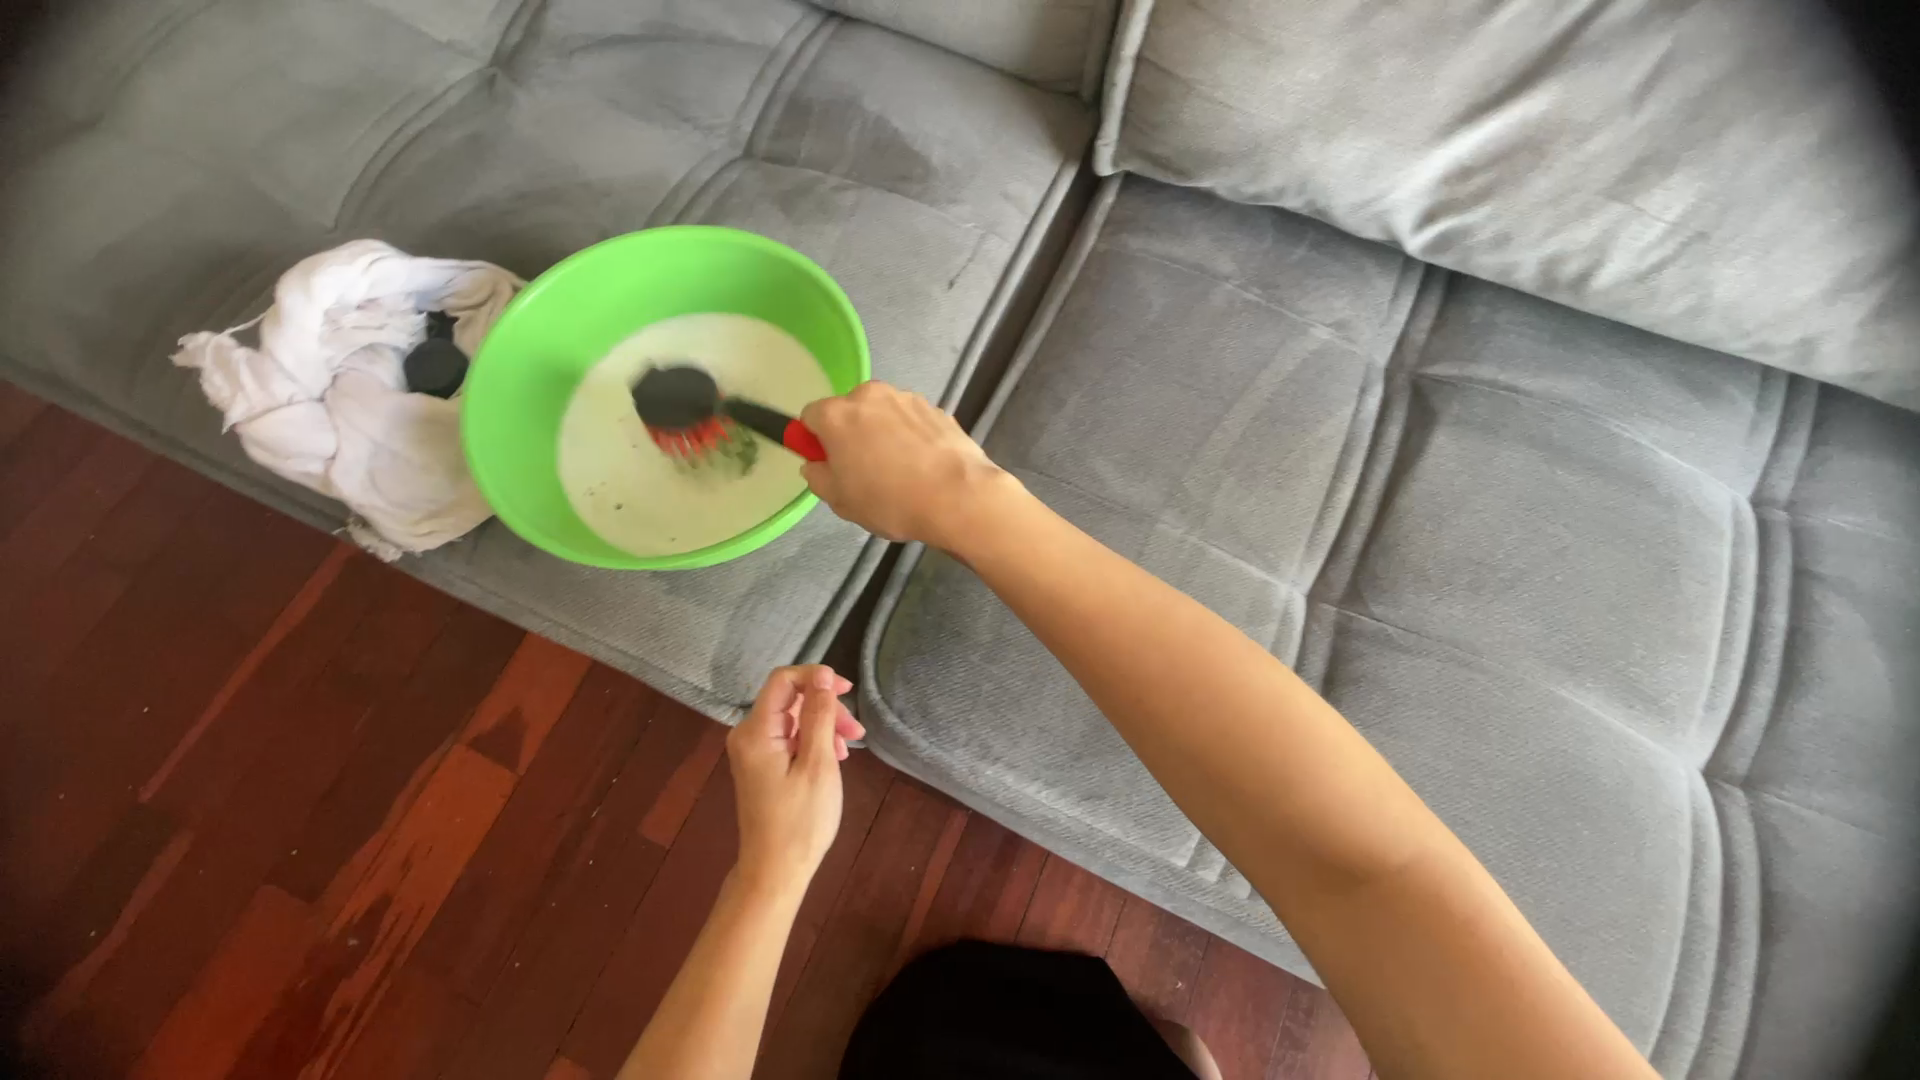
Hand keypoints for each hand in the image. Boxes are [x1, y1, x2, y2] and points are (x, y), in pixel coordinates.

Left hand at [728, 665, 865, 896]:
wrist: (775, 872)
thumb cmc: (800, 821)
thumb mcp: (818, 764)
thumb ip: (819, 716)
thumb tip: (822, 676)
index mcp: (755, 731)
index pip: (783, 680)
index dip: (816, 677)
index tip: (846, 690)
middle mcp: (748, 735)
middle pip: (790, 699)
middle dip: (825, 706)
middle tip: (856, 729)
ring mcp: (753, 751)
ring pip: (793, 718)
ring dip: (824, 724)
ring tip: (850, 747)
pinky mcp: (762, 765)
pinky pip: (789, 737)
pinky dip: (813, 741)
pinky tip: (834, 757)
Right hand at [800, 382, 1022, 549]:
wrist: (958, 497)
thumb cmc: (890, 501)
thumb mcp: (840, 501)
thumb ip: (817, 477)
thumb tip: (815, 464)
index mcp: (837, 414)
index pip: (811, 417)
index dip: (814, 441)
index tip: (827, 464)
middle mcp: (870, 395)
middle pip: (849, 412)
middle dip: (851, 436)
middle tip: (863, 473)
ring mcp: (907, 399)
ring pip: (883, 415)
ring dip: (883, 435)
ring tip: (900, 472)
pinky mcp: (936, 409)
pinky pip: (911, 422)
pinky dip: (911, 438)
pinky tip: (923, 467)